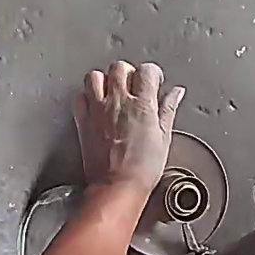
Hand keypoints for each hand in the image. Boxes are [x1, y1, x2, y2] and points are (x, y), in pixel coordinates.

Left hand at [75, 61, 184, 197]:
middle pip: (120, 67)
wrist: (117, 186)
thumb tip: (175, 93)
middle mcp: (118, 102)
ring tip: (113, 92)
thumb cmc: (142, 169)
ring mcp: (98, 110)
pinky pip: (80, 96)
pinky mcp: (83, 121)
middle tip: (134, 87)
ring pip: (95, 76)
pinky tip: (96, 105)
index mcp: (142, 105)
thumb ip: (168, 110)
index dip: (152, 74)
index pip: (147, 71)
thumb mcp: (164, 138)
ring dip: (105, 80)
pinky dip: (87, 97)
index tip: (154, 82)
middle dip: (129, 73)